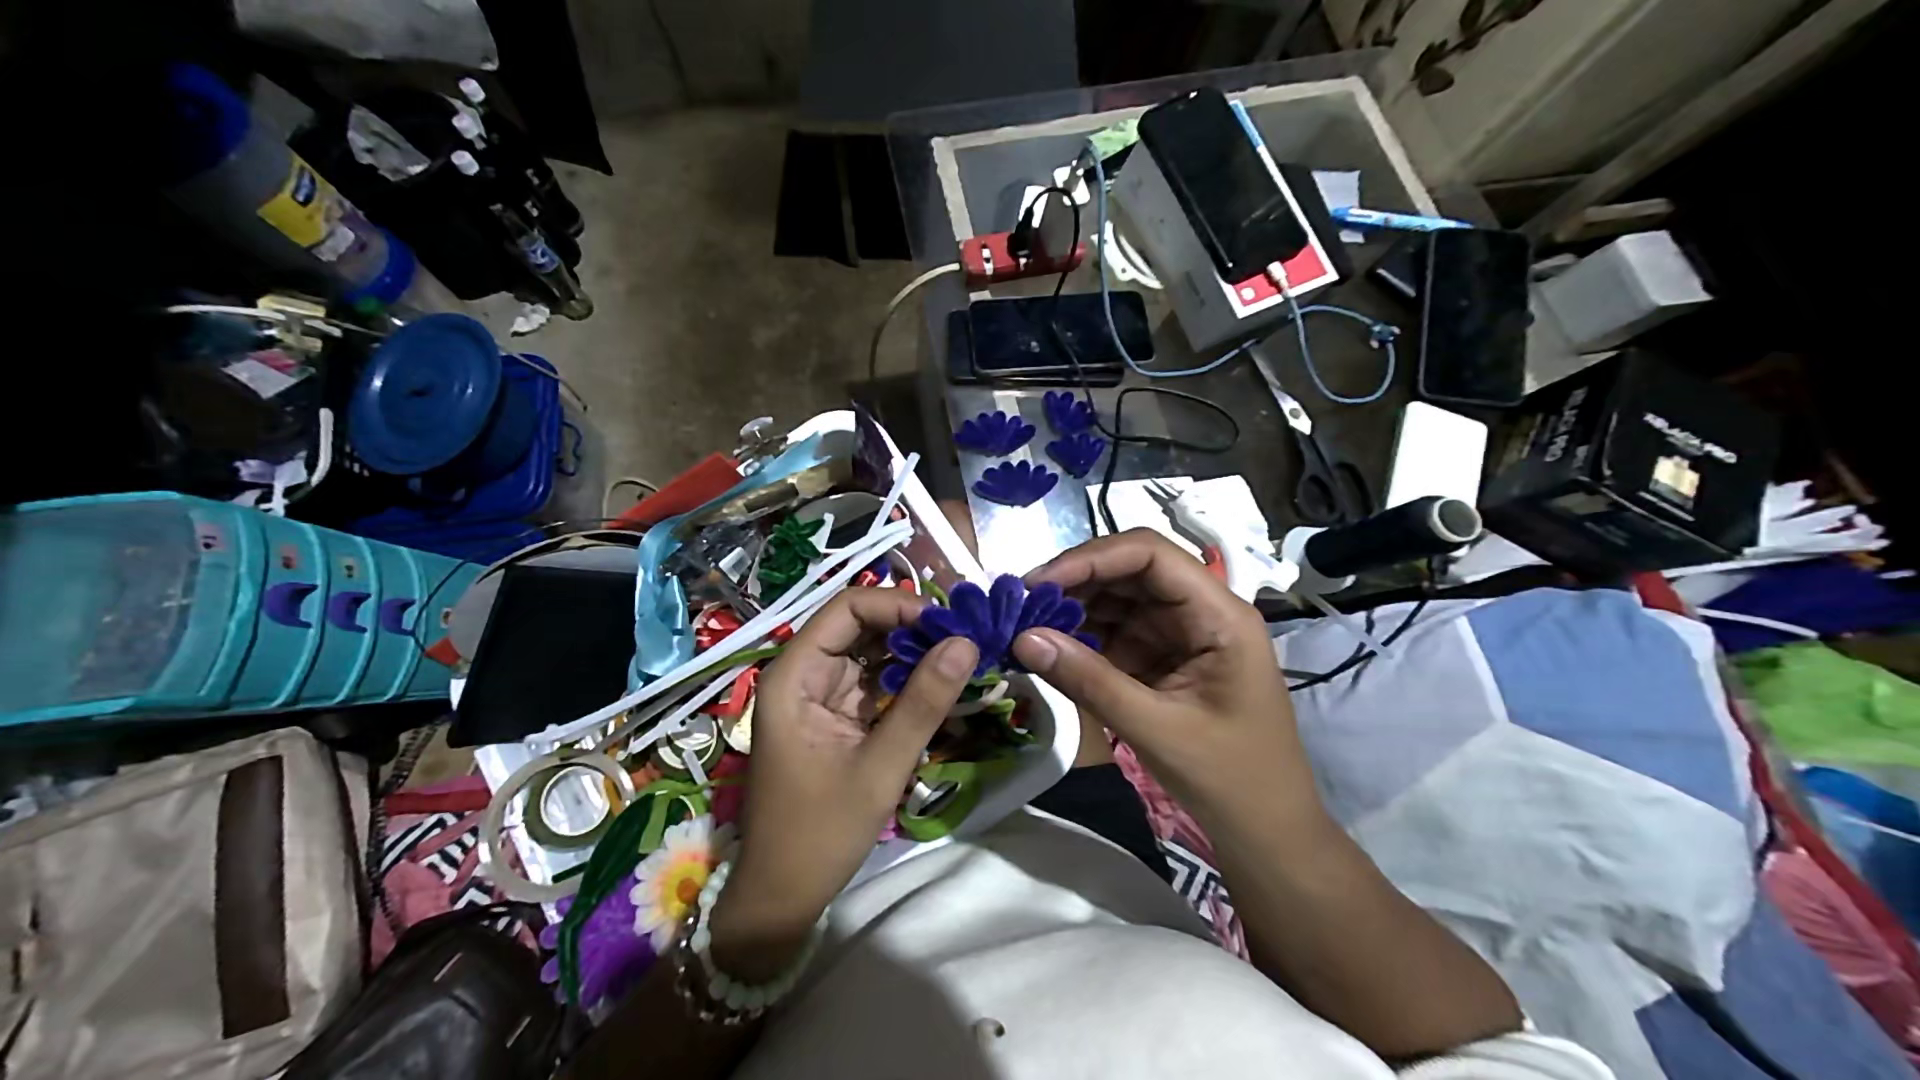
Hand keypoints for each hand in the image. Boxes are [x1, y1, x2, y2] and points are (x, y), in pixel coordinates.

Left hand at [710, 588, 976, 979]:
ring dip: (914, 653)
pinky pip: (874, 683)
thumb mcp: (879, 768)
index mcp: (795, 675)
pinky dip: (907, 681)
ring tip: (963, 657)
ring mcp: (820, 695)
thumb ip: (922, 703)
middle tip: (966, 639)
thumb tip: (966, 644)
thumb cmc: (819, 833)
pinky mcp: (836, 717)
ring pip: (872, 652)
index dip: (897, 605)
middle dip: (913, 627)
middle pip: (861, 625)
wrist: (781, 895)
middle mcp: (804, 674)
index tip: (948, 624)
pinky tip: (943, 685)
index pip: (847, 608)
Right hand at [1010, 529, 1319, 825]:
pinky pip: (1117, 630)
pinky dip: (1084, 636)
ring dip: (1075, 607)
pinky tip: (1053, 647)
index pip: (1151, 555)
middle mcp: (1201, 610)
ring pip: (1119, 598)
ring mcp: (1182, 632)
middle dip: (1075, 582)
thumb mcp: (1155, 728)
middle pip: (1131, 570)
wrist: (1265, 829)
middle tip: (1022, 606)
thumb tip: (1022, 638)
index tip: (1039, 584)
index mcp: (1219, 615)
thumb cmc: (1229, 778)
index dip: (1091, 558)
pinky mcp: (1165, 655)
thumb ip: (1089, 680)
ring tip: (1028, 626)